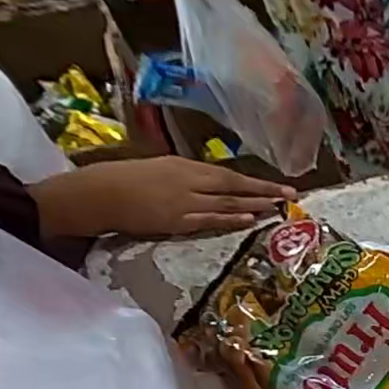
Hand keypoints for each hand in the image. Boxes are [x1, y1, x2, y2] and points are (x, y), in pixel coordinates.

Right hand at [28, 157, 294, 237]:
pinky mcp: (177, 221)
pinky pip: (210, 220)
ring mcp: (184, 202)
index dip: (257, 182)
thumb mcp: (161, 169)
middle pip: (235, 187)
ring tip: (278, 209)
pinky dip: (232, 220)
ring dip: (254, 206)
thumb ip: (190, 178)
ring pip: (227, 204)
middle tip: (292, 196)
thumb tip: (216, 186)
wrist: (96, 194)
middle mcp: (189, 181)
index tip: (281, 186)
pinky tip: (250, 221)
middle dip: (265, 192)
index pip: (230, 175)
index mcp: (185, 167)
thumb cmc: (124, 180)